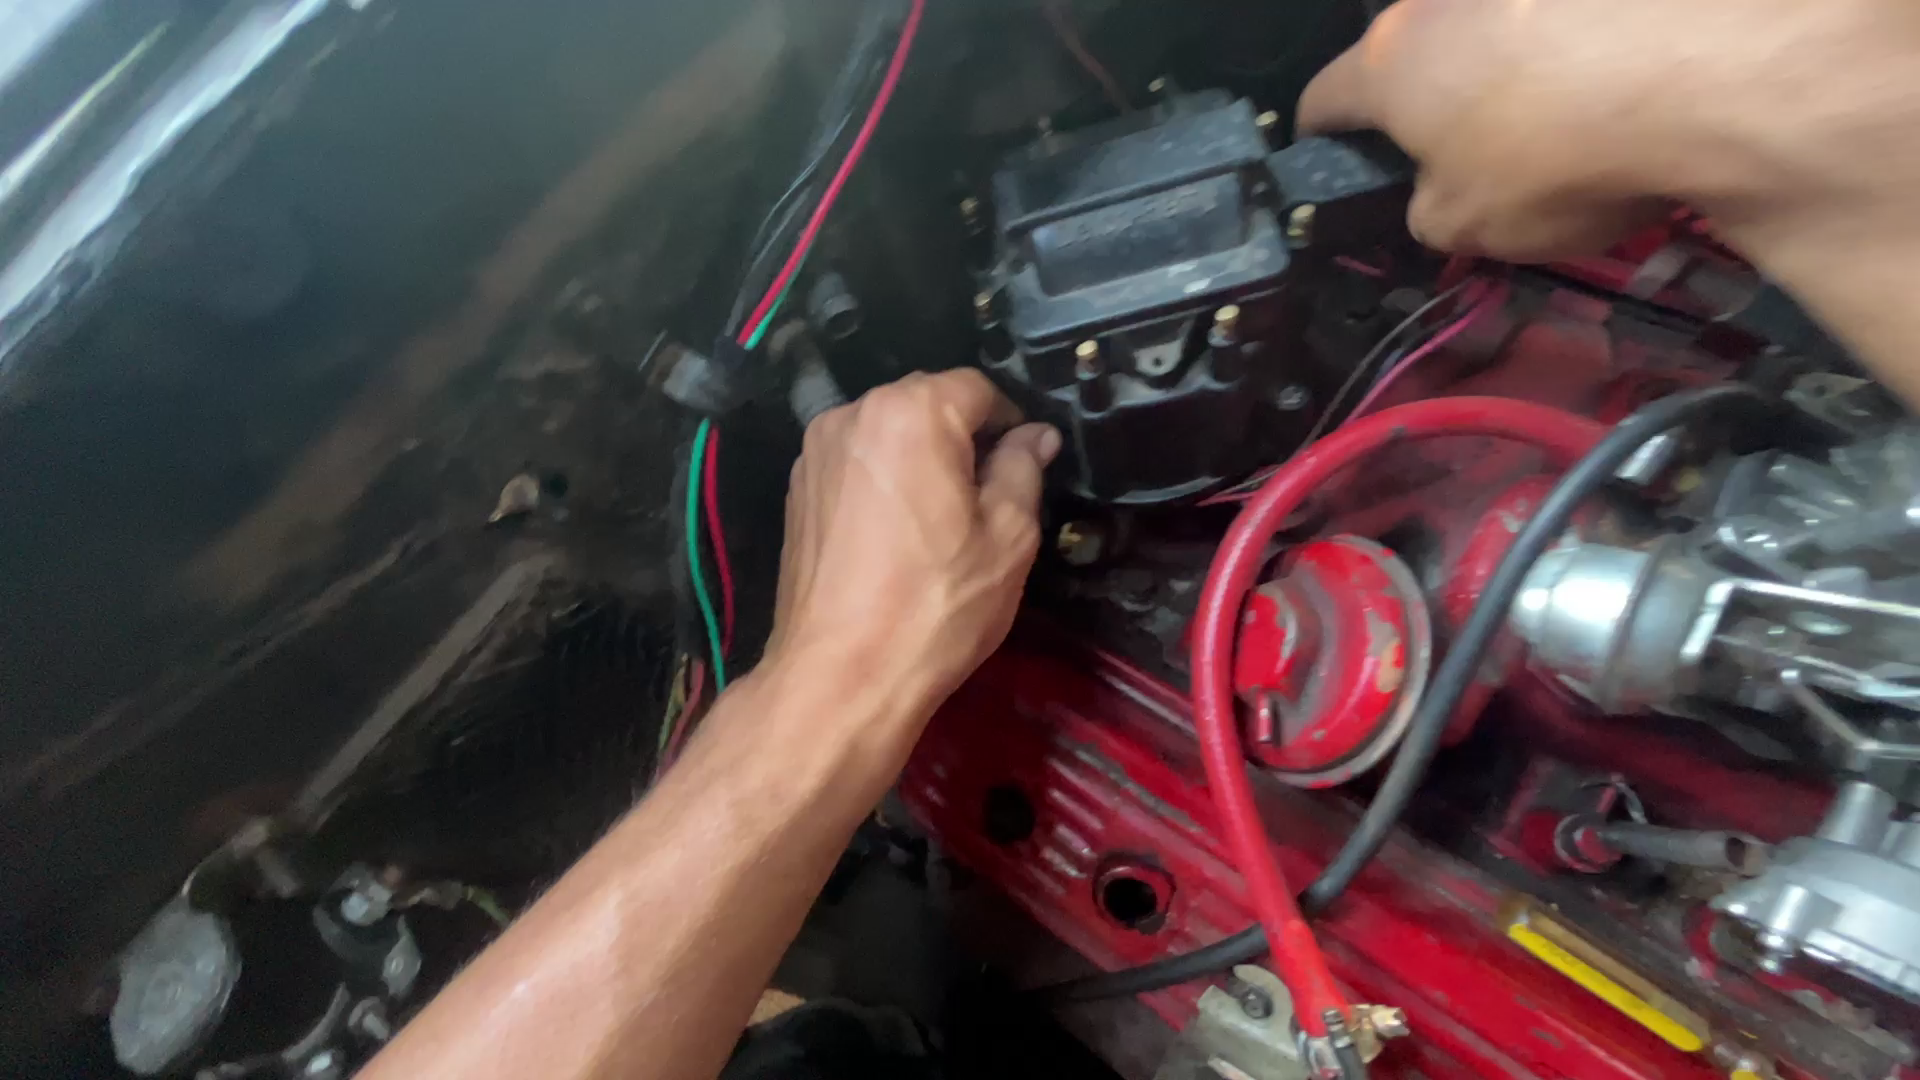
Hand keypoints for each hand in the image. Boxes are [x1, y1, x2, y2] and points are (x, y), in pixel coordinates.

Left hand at [763, 369, 1059, 750]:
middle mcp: (853, 415)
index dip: (1010, 420)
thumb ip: (1023, 469)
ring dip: (921, 457)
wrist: (841, 675)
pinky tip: (896, 533)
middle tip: (988, 495)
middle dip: (963, 436)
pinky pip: (856, 463)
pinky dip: (884, 479)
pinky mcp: (797, 490)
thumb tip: (1034, 435)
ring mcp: (815, 452)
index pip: (976, 387)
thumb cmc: (936, 606)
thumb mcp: (1007, 538)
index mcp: (911, 413)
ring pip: (888, 433)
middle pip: (927, 403)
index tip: (1025, 462)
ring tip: (940, 519)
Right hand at [1297, 0, 1919, 261]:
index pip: (1320, 103)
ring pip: (1488, 22)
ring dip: (1499, 61)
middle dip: (1422, 97)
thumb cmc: (1563, 160)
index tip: (1337, 161)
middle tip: (1460, 148)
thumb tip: (1437, 187)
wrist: (1748, 72)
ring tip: (1554, 107)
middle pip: (1410, 52)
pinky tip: (1619, 71)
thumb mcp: (1458, 227)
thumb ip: (1421, 204)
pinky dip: (1577, 36)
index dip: (1320, 140)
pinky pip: (1565, 11)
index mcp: (1391, 63)